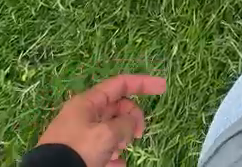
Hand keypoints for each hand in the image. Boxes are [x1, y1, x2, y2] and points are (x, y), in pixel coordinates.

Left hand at [36, 74, 166, 166]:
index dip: (144, 83)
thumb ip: (126, 124)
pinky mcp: (78, 154)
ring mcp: (80, 135)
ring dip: (121, 140)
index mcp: (89, 102)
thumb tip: (130, 126)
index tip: (163, 87)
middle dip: (132, 119)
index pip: (121, 84)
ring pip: (111, 130)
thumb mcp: (106, 134)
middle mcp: (84, 115)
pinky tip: (117, 166)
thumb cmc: (78, 150)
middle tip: (138, 135)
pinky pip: (102, 150)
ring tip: (119, 153)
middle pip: (118, 108)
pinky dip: (112, 157)